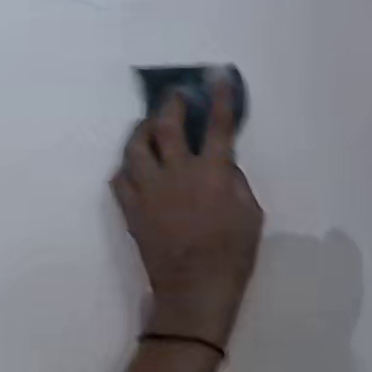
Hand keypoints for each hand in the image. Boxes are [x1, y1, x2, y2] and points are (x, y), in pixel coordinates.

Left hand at [111, 79, 262, 347]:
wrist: (194, 293)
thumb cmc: (232, 254)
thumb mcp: (251, 214)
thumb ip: (236, 181)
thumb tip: (223, 163)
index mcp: (211, 174)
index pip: (218, 126)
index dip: (221, 99)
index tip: (218, 78)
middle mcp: (177, 174)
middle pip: (167, 127)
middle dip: (172, 105)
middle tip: (176, 96)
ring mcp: (149, 192)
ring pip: (135, 148)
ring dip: (144, 130)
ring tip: (150, 125)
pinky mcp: (132, 211)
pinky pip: (120, 178)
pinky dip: (127, 165)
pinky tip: (135, 164)